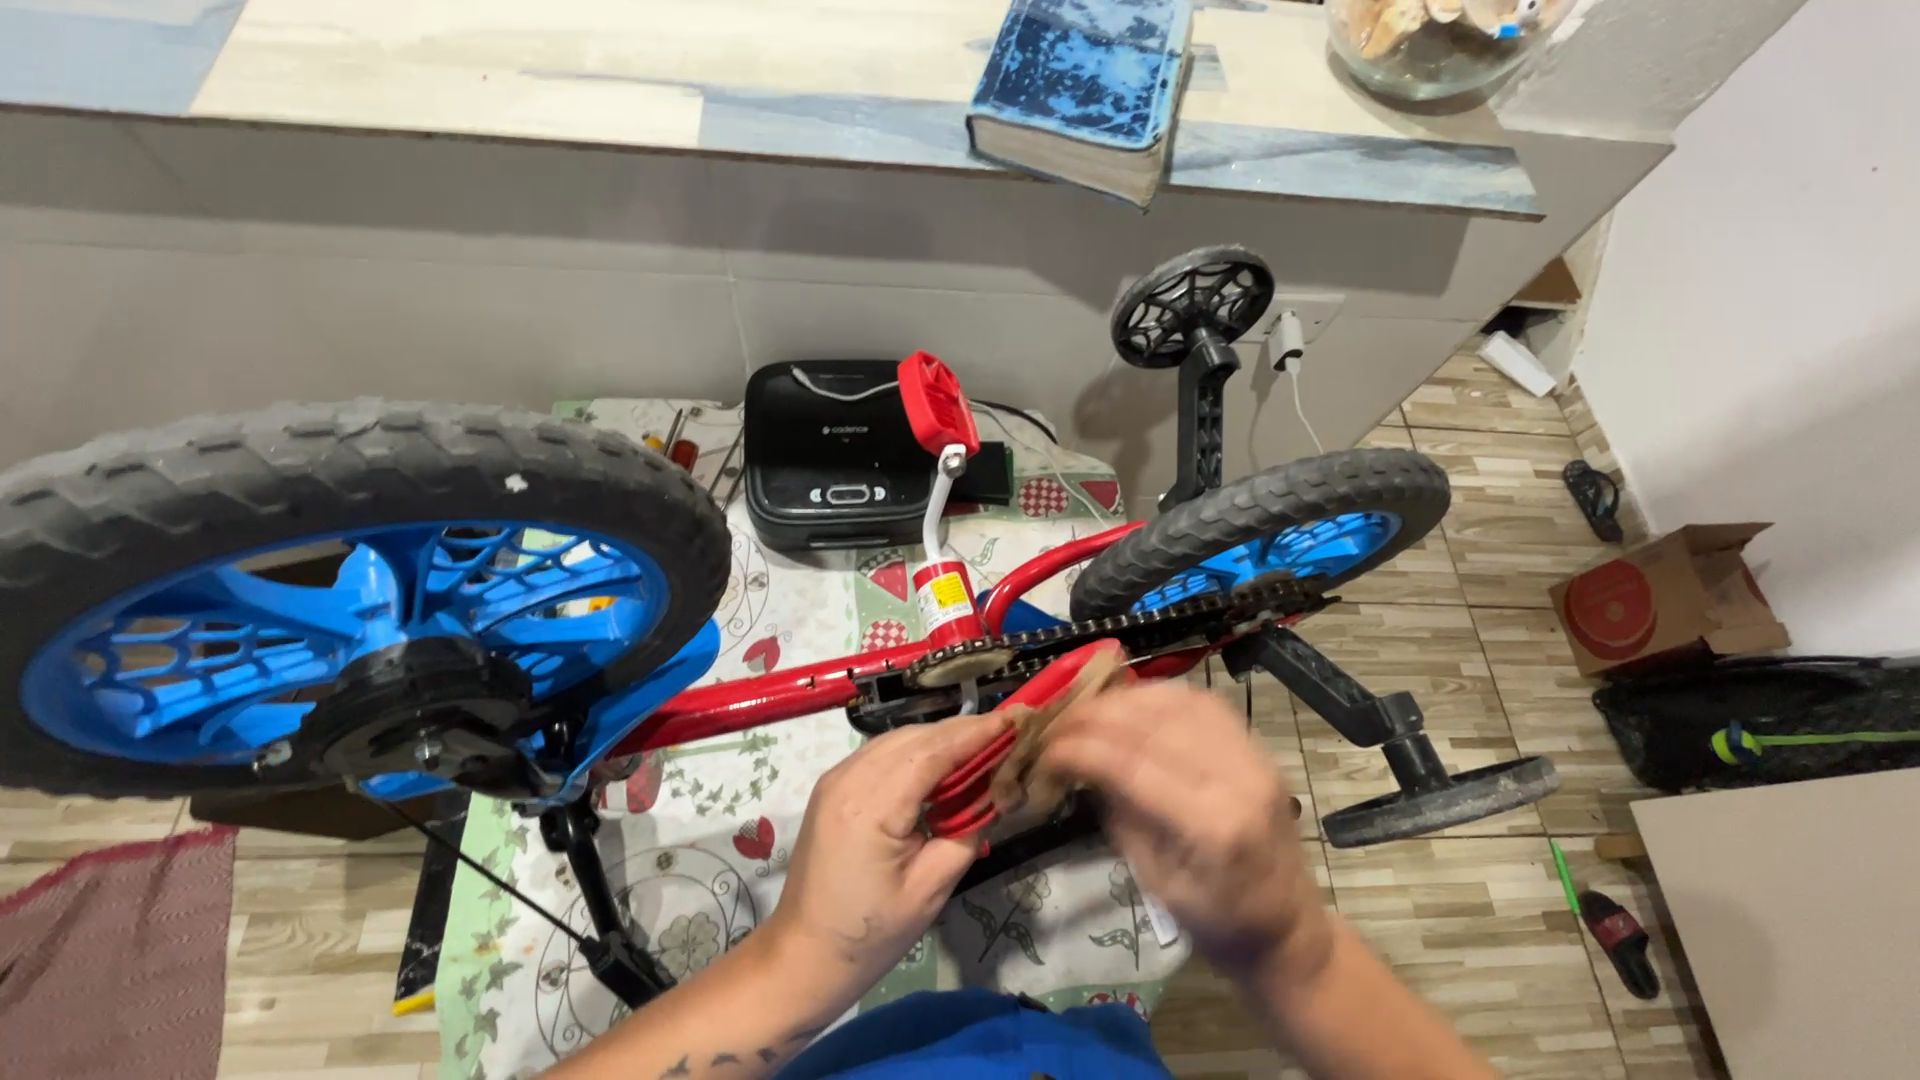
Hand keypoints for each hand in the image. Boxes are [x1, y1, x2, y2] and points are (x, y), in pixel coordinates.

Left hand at [766, 712, 1003, 987]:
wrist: (806, 954)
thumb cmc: (872, 932)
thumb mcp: (931, 888)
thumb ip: (967, 831)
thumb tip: (997, 791)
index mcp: (870, 806)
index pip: (931, 752)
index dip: (974, 734)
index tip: (1013, 721)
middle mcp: (847, 779)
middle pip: (914, 738)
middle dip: (960, 731)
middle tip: (1005, 732)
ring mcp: (835, 779)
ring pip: (896, 740)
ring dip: (938, 739)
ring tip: (981, 745)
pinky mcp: (833, 786)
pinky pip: (880, 753)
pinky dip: (914, 751)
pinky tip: (941, 762)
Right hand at [1037, 681, 1328, 978]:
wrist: (1288, 927)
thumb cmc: (1217, 921)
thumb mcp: (1154, 880)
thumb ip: (1119, 814)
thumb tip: (1077, 765)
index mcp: (1212, 826)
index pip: (1131, 765)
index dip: (1080, 750)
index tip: (1045, 751)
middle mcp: (1238, 778)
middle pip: (1152, 725)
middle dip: (1094, 717)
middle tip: (1055, 724)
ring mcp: (1254, 756)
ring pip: (1178, 702)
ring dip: (1124, 699)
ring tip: (1086, 709)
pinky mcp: (1257, 747)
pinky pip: (1203, 702)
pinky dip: (1159, 694)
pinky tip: (1130, 702)